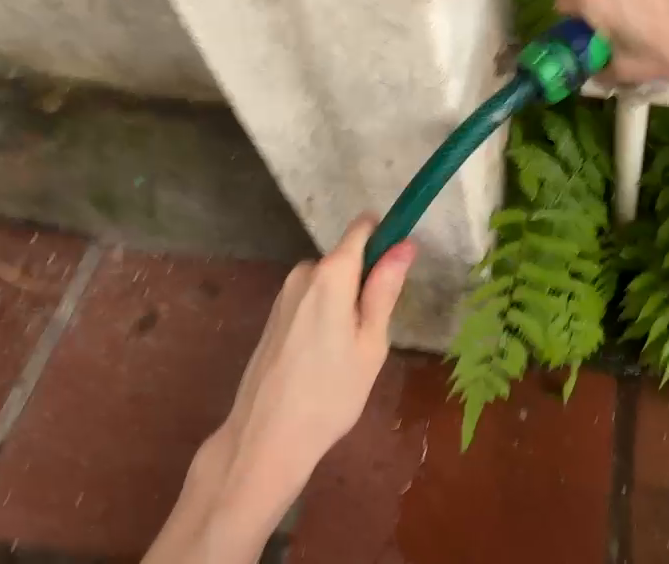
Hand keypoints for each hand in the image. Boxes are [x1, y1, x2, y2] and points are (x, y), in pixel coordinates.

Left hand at [147, 217, 414, 563]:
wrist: (264, 439)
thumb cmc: (330, 393)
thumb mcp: (371, 343)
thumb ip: (385, 289)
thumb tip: (404, 245)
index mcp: (331, 274)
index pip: (363, 228)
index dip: (385, 239)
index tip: (398, 272)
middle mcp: (304, 273)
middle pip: (347, 258)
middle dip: (365, 283)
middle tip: (372, 333)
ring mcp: (284, 294)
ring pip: (330, 282)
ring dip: (345, 303)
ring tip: (347, 354)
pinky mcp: (273, 315)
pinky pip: (311, 300)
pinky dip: (325, 317)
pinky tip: (323, 360)